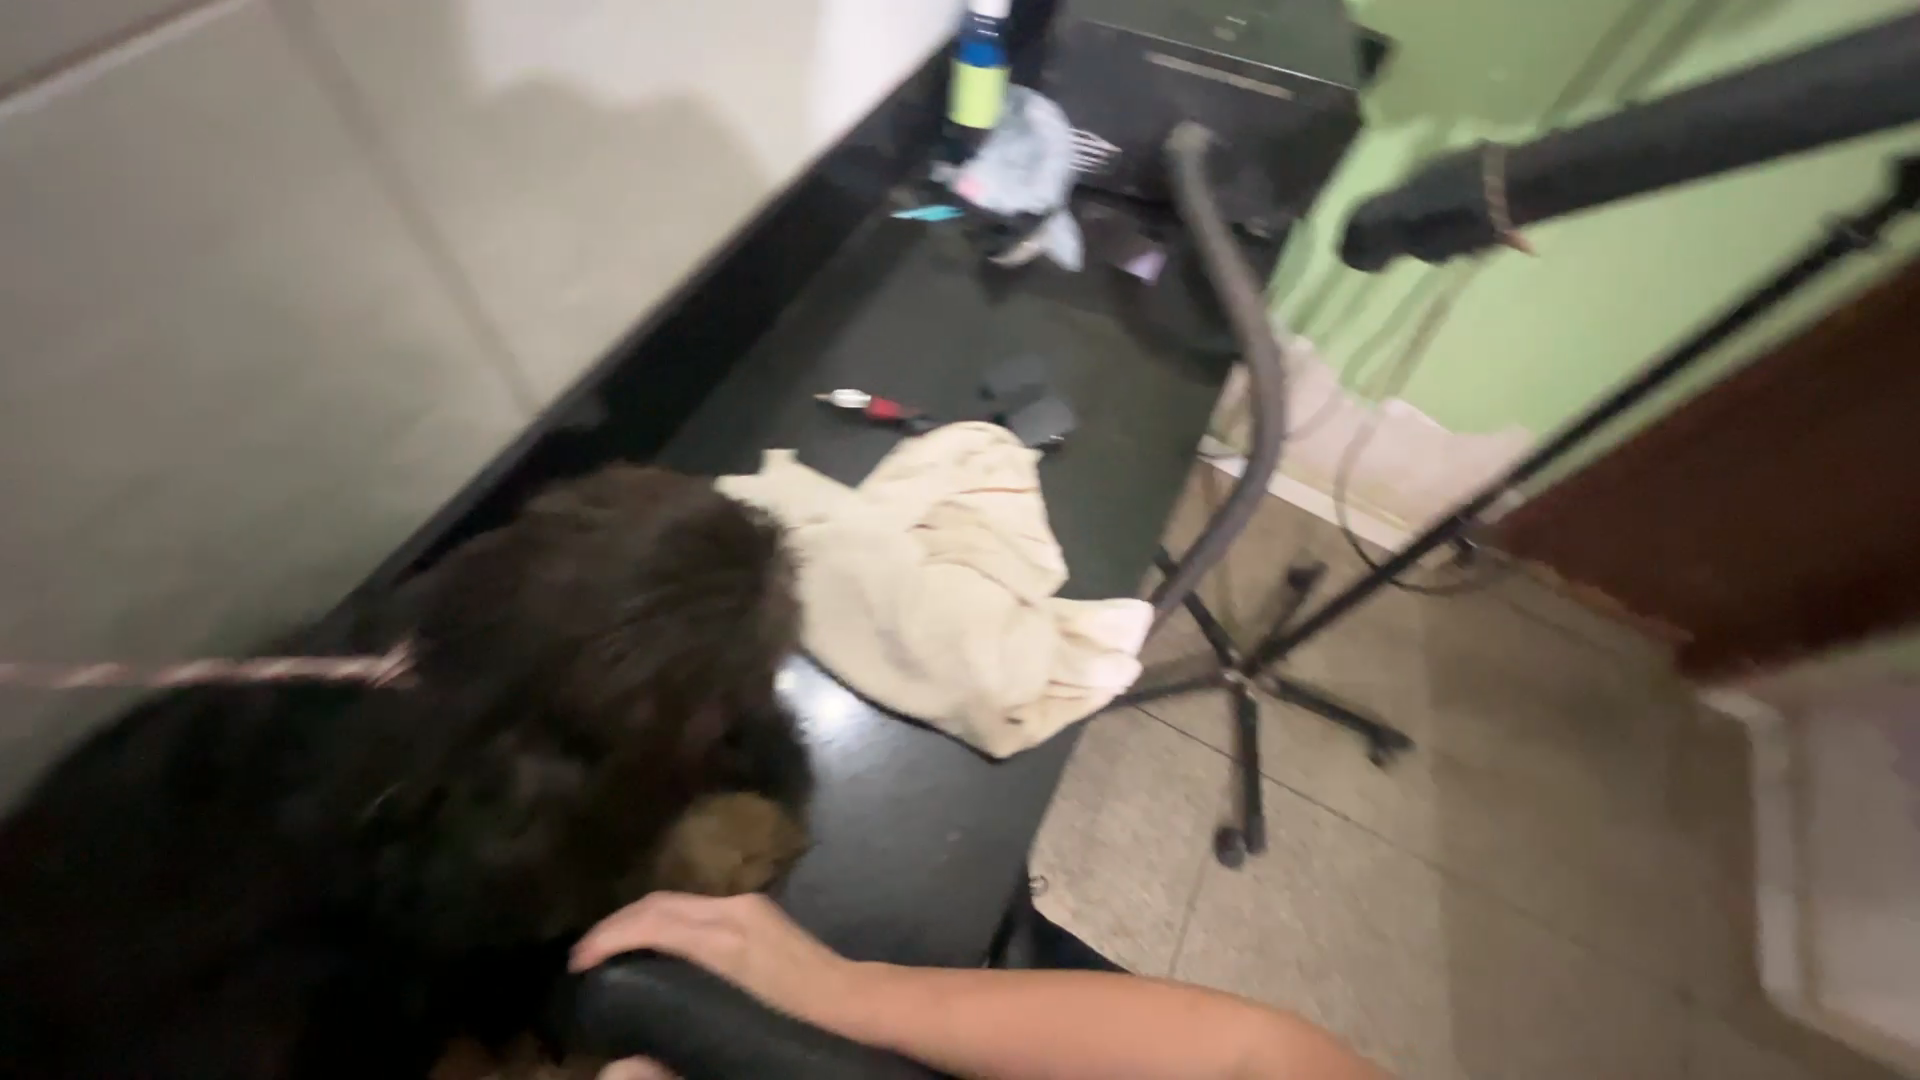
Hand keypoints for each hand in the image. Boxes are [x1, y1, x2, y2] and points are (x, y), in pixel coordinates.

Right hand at [571, 891, 867, 1035]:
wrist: (848, 1001)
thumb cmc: (790, 1026)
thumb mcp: (730, 1039)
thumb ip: (672, 1054)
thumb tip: (615, 1069)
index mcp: (724, 941)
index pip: (653, 923)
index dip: (608, 938)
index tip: (576, 964)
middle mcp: (733, 911)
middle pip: (661, 902)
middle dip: (616, 924)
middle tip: (583, 959)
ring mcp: (747, 905)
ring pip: (679, 899)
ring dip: (640, 918)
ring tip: (610, 952)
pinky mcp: (756, 910)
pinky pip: (697, 906)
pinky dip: (666, 919)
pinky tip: (655, 945)